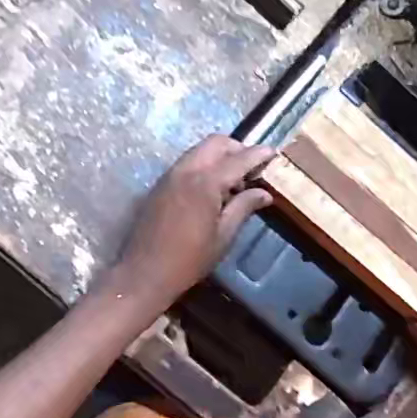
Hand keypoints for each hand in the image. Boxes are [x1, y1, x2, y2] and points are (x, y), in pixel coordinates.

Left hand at [104, 136, 274, 315]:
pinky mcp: (160, 185)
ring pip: (200, 150)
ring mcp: (170, 175)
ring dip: (220, 156)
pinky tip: (212, 190)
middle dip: (238, 148)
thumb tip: (265, 194)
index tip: (273, 153)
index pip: (239, 159)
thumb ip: (244, 206)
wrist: (143, 275)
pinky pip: (188, 162)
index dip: (258, 154)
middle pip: (216, 143)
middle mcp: (186, 170)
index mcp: (205, 182)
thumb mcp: (224, 235)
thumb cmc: (189, 259)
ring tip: (234, 182)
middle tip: (253, 168)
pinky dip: (205, 165)